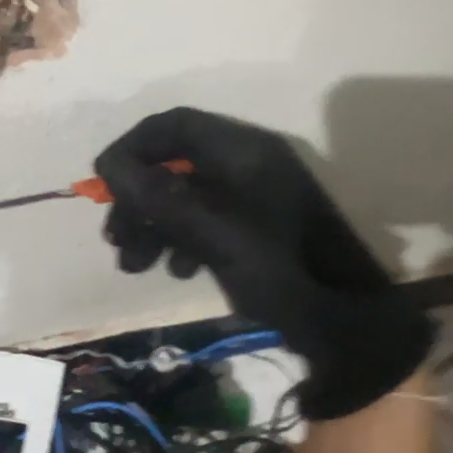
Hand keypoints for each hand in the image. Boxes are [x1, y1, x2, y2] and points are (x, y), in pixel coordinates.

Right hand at [94, 107, 434, 419]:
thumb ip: (159, 196)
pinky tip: (179, 272)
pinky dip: (183, 241)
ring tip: (135, 266)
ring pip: (187, 197)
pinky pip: (208, 221)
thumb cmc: (282, 271)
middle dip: (139, 200)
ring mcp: (255, 197)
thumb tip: (108, 166)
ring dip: (155, 226)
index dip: (132, 149)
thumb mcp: (213, 233)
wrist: (350, 326)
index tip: (101, 184)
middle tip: (114, 240)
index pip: (173, 126)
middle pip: (175, 164)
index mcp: (243, 152)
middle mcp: (248, 164)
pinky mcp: (258, 229)